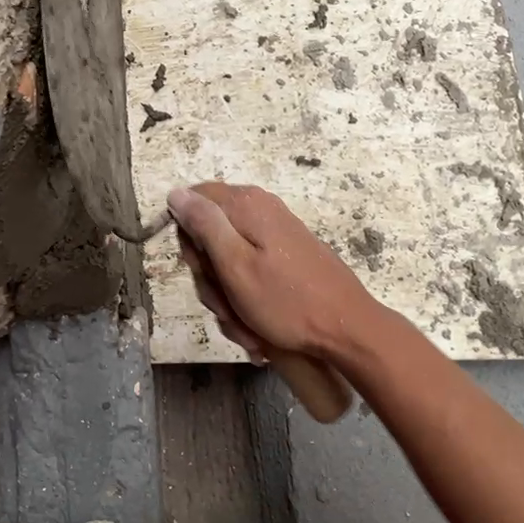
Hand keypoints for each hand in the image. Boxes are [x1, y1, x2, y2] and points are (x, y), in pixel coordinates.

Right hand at [168, 182, 380, 363]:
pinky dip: (247, 300)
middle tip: (225, 305)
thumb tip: (176, 193)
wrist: (348, 330)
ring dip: (228, 297)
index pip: (191, 203)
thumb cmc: (287, 302)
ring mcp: (274, 232)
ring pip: (227, 260)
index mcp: (245, 204)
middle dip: (210, 277)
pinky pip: (250, 272)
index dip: (188, 239)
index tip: (202, 269)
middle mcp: (259, 209)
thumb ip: (203, 224)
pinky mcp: (285, 255)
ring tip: (246, 326)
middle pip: (209, 235)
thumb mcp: (234, 265)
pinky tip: (257, 328)